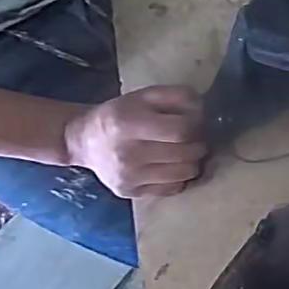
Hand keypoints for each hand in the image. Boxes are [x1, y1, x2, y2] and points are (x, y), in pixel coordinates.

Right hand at [60, 85, 206, 196]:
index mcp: (127, 123)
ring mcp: (128, 176)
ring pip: (185, 173)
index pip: (181, 131)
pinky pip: (174, 188)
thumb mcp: (146, 96)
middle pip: (187, 153)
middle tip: (192, 139)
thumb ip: (178, 96)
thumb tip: (204, 110)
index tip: (193, 123)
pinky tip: (172, 166)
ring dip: (193, 162)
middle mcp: (126, 153)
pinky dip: (180, 177)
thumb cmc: (122, 114)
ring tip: (184, 152)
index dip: (196, 126)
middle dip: (198, 144)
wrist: (85, 141)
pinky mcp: (130, 192)